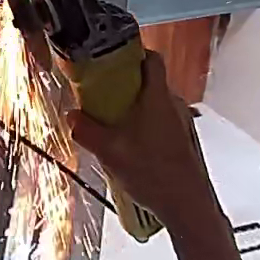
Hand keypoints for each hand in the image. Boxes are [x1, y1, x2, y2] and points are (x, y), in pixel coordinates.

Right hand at [66, 54, 221, 233]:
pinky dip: (145, 123)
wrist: (189, 208)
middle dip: (125, 83)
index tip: (112, 58)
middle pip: (149, 80)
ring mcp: (182, 122)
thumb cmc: (154, 173)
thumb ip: (86, 131)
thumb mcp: (110, 152)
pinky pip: (161, 120)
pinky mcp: (184, 140)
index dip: (133, 52)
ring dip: (135, 106)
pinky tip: (130, 144)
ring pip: (155, 102)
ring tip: (113, 123)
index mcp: (157, 97)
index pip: (151, 58)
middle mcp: (173, 104)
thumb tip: (71, 116)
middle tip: (102, 94)